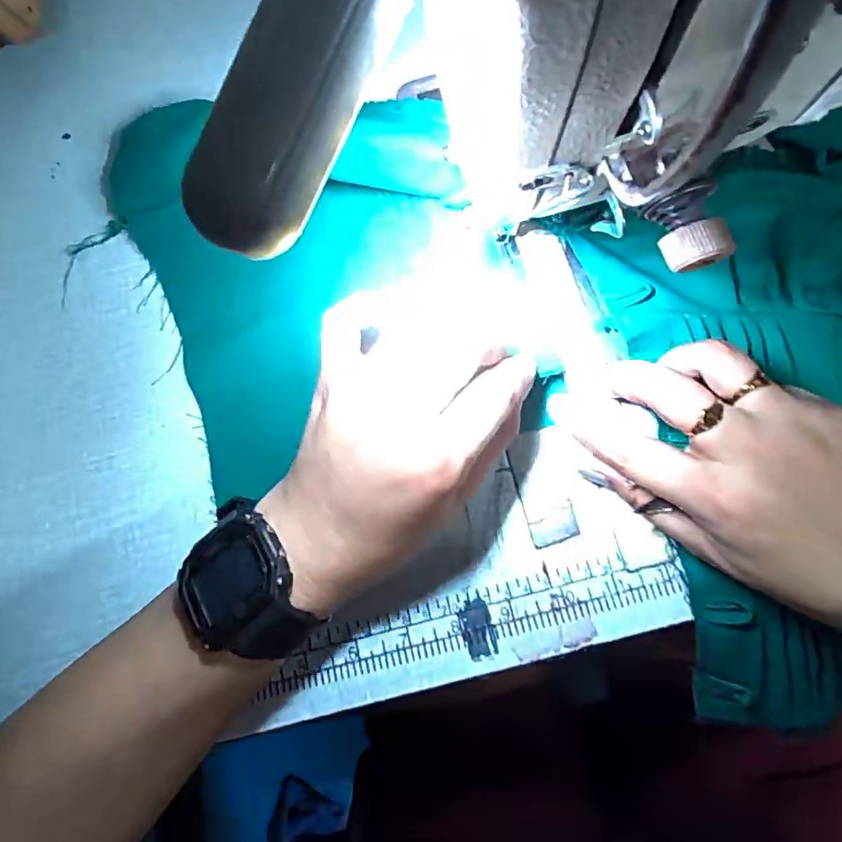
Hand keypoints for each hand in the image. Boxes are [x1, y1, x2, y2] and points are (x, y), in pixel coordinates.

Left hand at [257, 290, 535, 615]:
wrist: (316, 538)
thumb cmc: (395, 529)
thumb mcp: (460, 499)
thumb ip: (496, 439)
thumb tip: (519, 386)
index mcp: (437, 456)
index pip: (495, 389)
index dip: (519, 370)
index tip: (525, 363)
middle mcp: (397, 414)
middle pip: (460, 346)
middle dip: (491, 339)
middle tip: (498, 348)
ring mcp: (357, 388)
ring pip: (414, 324)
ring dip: (449, 314)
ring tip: (463, 328)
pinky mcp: (328, 377)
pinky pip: (346, 319)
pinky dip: (372, 303)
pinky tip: (400, 308)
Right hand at [559, 340, 841, 687]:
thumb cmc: (803, 576)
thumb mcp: (722, 556)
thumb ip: (661, 511)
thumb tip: (610, 472)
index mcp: (711, 495)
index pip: (629, 448)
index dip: (589, 425)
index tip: (567, 408)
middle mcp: (737, 444)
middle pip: (659, 387)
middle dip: (622, 378)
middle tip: (615, 383)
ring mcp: (779, 413)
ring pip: (710, 359)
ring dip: (677, 360)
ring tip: (673, 372)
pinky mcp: (815, 400)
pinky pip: (760, 380)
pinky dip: (737, 389)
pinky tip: (747, 410)